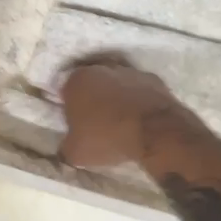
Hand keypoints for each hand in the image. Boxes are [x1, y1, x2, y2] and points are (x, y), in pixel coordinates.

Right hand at [59, 61, 196, 168]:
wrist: (155, 132)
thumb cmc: (107, 137)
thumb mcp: (75, 152)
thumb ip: (66, 145)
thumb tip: (67, 145)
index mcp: (76, 80)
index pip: (65, 90)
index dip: (69, 107)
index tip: (75, 123)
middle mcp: (101, 68)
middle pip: (91, 82)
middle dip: (92, 97)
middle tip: (95, 121)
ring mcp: (130, 71)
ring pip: (116, 83)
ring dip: (116, 97)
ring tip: (119, 121)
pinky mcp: (154, 79)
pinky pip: (139, 90)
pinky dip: (137, 100)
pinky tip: (138, 119)